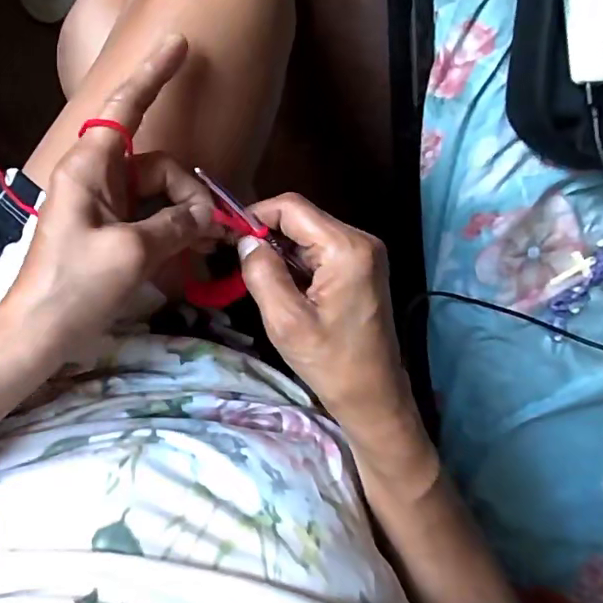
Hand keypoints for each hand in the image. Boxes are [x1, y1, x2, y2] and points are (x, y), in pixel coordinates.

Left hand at [0, 34, 220, 366]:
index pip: (124, 107)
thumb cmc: (74, 286)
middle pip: (156, 164)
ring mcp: (99, 205)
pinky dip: (169, 229)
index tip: (180, 43)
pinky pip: (146, 216)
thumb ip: (176, 225)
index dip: (153, 74)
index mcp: (89, 167)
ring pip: (156, 192)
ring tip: (204, 246)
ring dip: (183, 214)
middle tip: (209, 229)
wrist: (37, 332)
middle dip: (187, 190)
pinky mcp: (104, 230)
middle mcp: (94, 178)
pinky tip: (189, 252)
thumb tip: (206, 215)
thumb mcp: (133, 253)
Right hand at [235, 193, 411, 428]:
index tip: (230, 238)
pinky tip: (282, 287)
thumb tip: (245, 241)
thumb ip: (261, 273)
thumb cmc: (329, 361)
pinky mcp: (359, 267)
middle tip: (240, 263)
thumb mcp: (285, 320)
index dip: (255, 215)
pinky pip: (318, 249)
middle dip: (266, 234)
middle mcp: (360, 240)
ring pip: (306, 233)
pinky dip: (294, 262)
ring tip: (259, 279)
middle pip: (300, 217)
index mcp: (346, 248)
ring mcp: (363, 253)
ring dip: (279, 250)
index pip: (291, 207)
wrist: (372, 394)